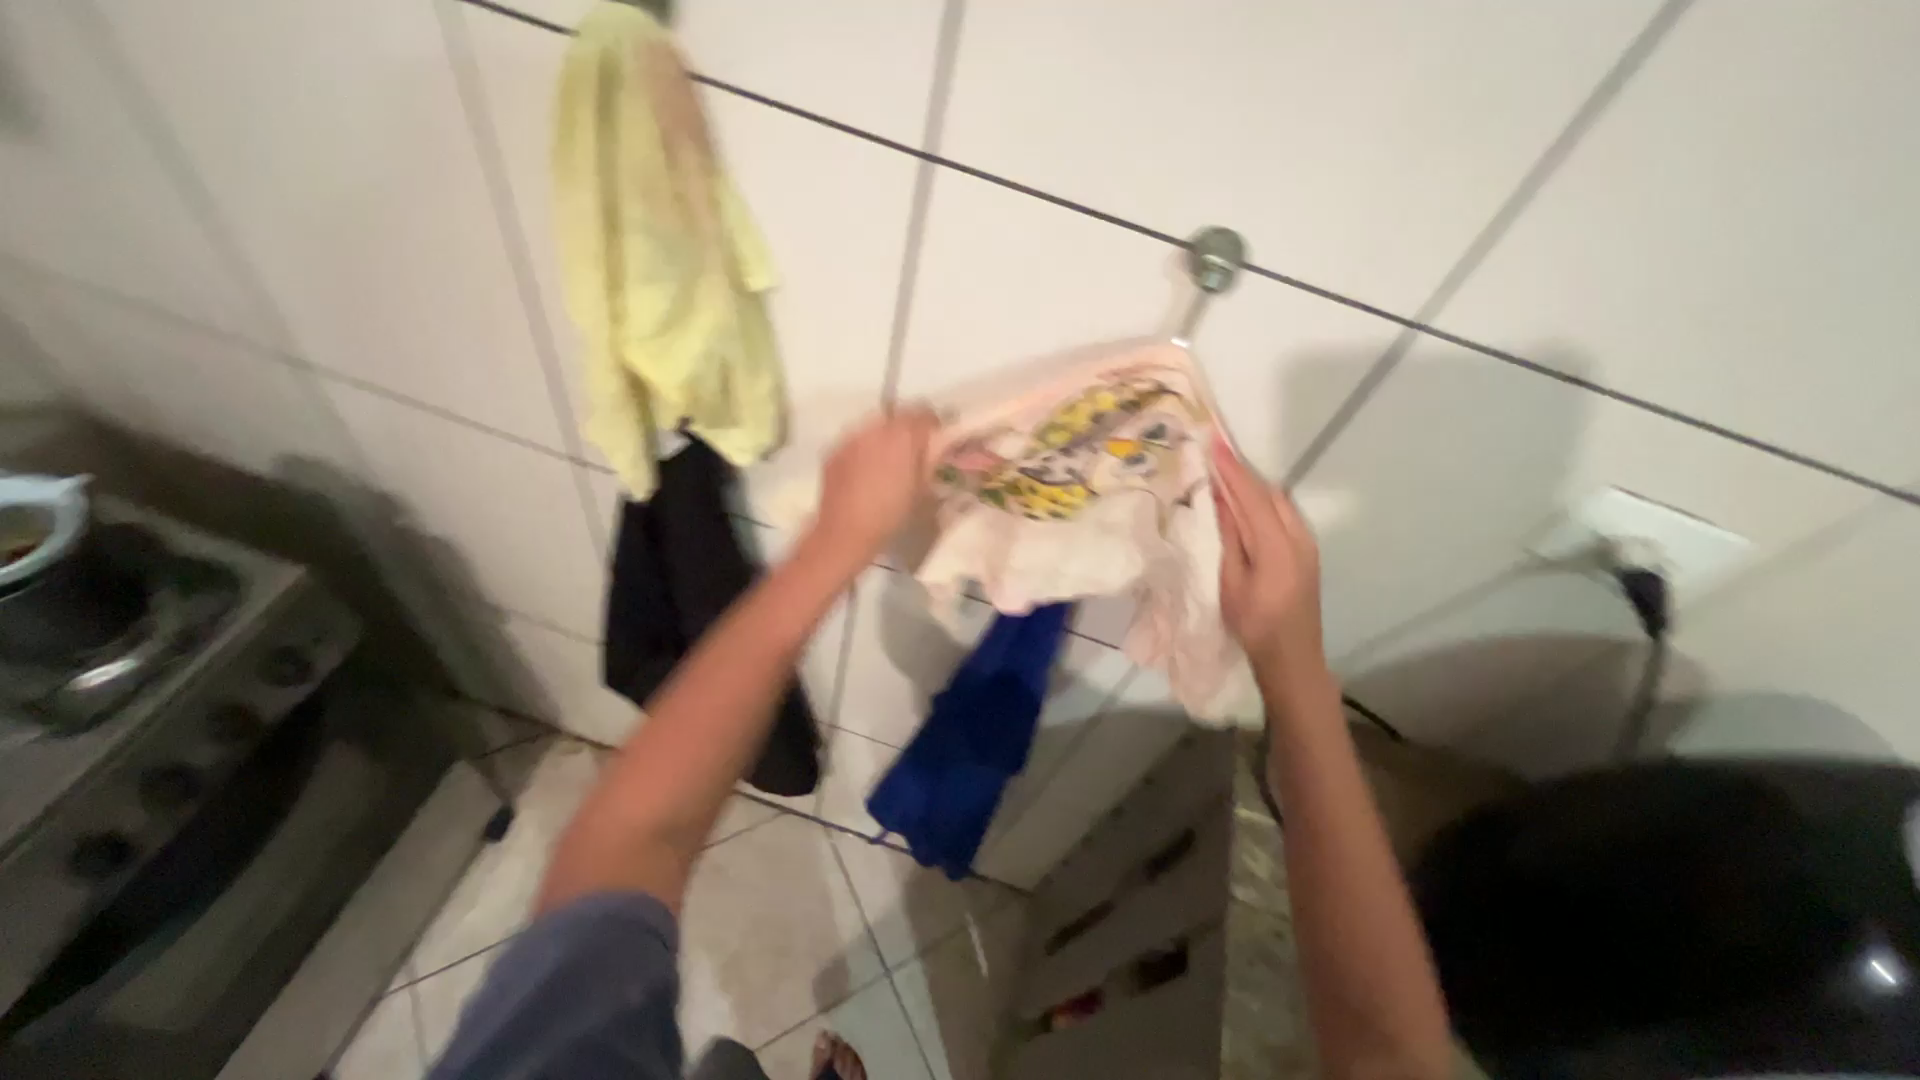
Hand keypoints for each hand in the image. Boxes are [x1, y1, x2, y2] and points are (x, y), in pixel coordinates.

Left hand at [808, 404, 939, 566]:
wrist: (845, 532)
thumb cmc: (891, 515)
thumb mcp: (922, 489)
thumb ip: (931, 459)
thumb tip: (938, 444)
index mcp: (903, 436)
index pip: (924, 412)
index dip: (932, 426)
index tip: (934, 442)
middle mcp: (876, 428)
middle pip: (897, 416)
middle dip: (907, 430)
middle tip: (910, 453)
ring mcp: (851, 436)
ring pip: (874, 426)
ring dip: (883, 437)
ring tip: (885, 461)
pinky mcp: (834, 449)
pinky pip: (855, 440)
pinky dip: (863, 448)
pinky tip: (864, 471)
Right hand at [1211, 436, 1328, 686]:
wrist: (1293, 657)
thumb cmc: (1254, 624)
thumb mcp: (1231, 582)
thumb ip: (1228, 538)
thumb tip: (1220, 500)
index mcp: (1277, 543)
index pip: (1250, 495)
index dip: (1230, 468)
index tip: (1212, 441)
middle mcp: (1298, 536)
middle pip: (1267, 493)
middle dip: (1241, 473)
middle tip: (1213, 455)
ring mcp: (1306, 544)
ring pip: (1277, 502)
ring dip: (1251, 487)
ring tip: (1224, 476)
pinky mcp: (1305, 552)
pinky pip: (1282, 514)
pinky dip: (1261, 503)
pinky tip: (1244, 505)